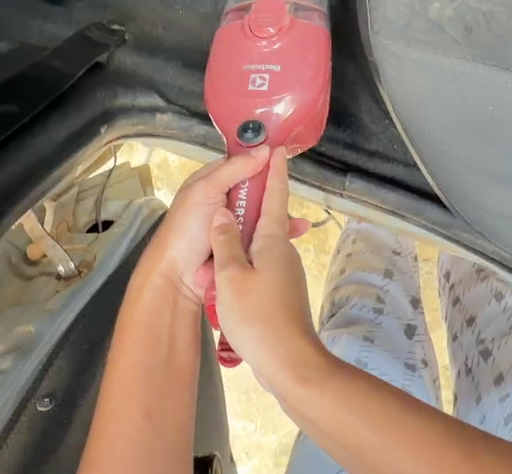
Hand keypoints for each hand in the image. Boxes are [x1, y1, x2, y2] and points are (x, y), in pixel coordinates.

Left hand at [140, 146, 311, 304]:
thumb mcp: (205, 190)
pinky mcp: (242, 247)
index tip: (283, 160)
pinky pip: (264, 236)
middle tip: (291, 193)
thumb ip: (234, 169)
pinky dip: (279, 235)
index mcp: (211, 182)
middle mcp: (224, 201)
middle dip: (274, 193)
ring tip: (299, 220)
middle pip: (256, 191)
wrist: (176, 279)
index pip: (242, 166)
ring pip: (263, 215)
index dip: (261, 163)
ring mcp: (234, 226)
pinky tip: (297, 233)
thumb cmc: (186, 229)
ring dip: (280, 215)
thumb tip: (265, 150)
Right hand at [208, 154, 326, 392]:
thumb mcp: (231, 276)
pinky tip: (229, 275)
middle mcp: (283, 249)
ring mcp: (286, 271)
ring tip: (221, 237)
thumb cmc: (258, 317)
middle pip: (267, 217)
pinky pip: (262, 263)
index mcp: (272, 239)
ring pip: (262, 243)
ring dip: (244, 236)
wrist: (290, 363)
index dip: (275, 170)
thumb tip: (222, 212)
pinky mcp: (282, 291)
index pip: (275, 194)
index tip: (278, 147)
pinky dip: (246, 259)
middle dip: (254, 200)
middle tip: (236, 185)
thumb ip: (226, 242)